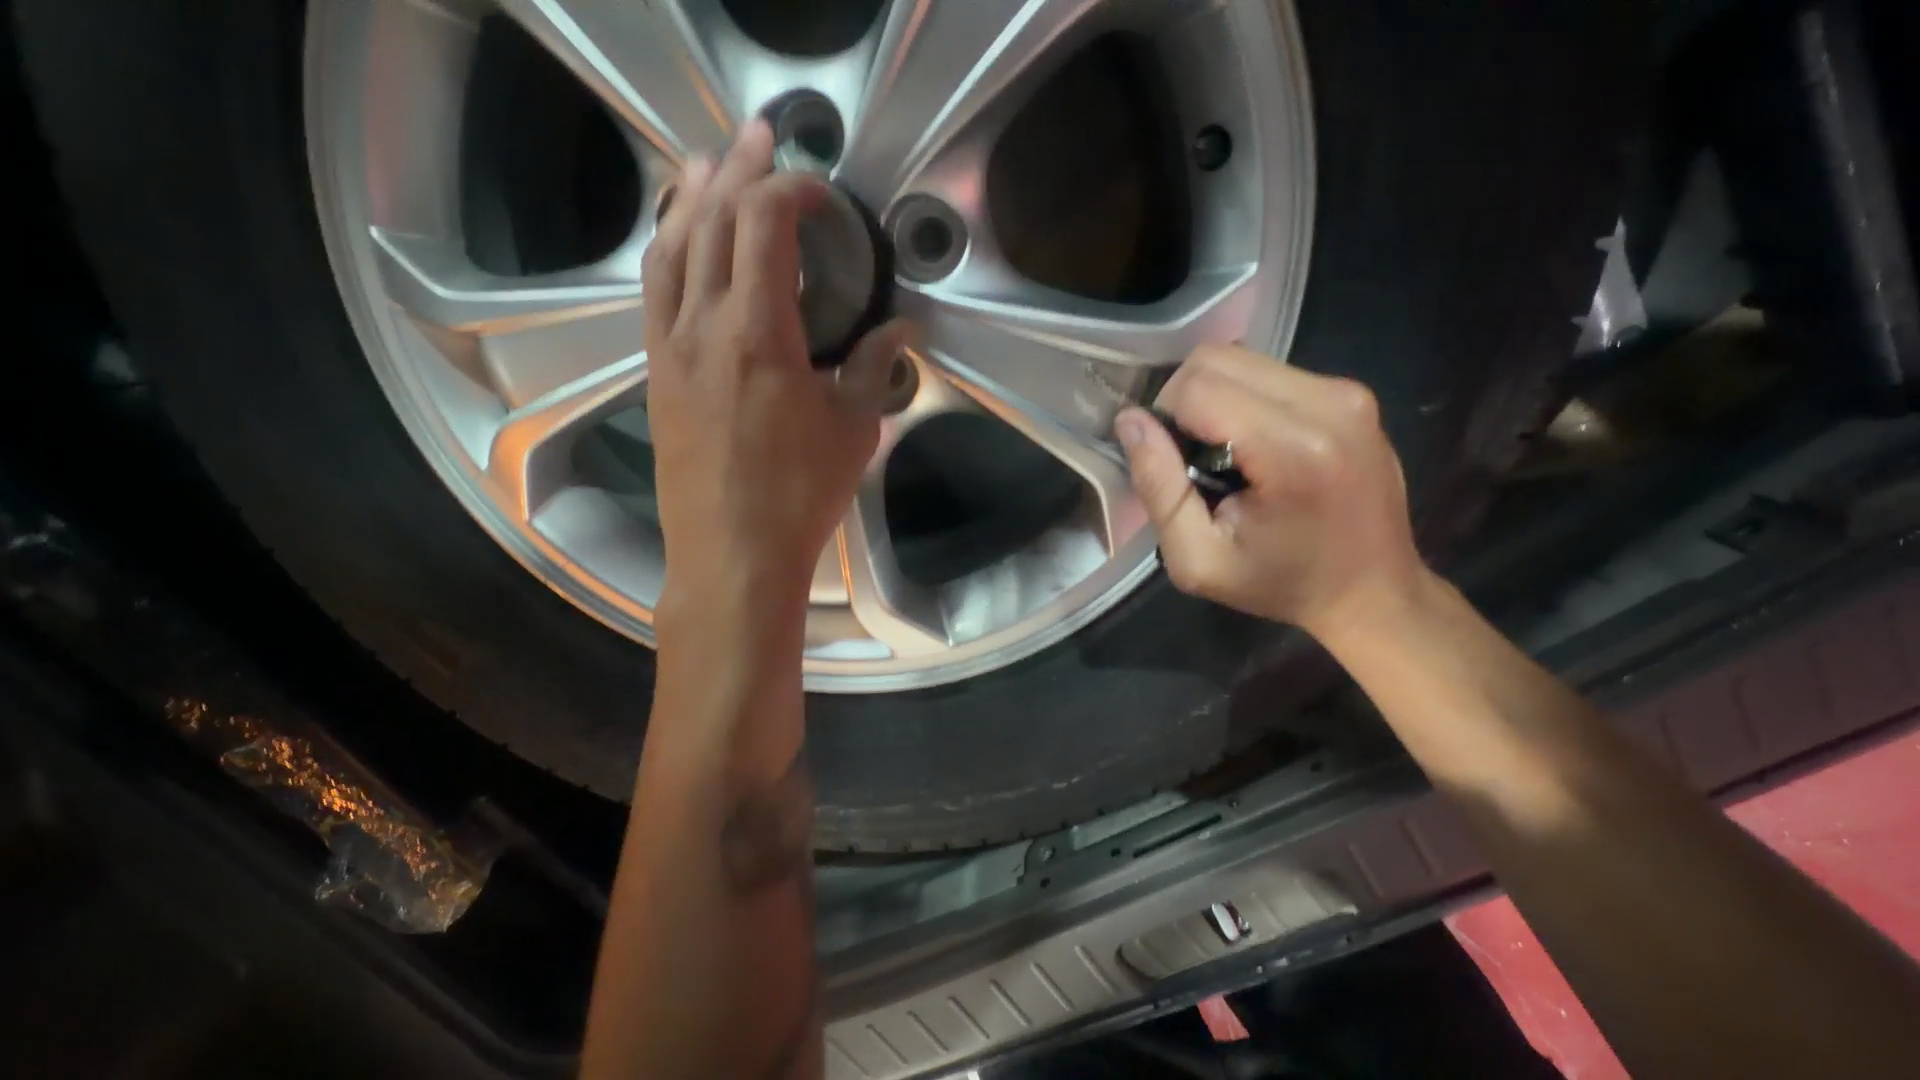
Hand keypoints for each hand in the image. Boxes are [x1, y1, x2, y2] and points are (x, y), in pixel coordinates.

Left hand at [643, 120, 911, 611]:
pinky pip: (654, 292)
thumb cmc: (797, 497)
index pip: (763, 226)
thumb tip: (900, 332)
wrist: (729, 557)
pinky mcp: (656, 375)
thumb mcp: (852, 429)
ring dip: (691, 199)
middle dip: (738, 170)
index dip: (790, 189)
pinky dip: (668, 250)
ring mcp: (669, 349)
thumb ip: (874, 369)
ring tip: (708, 165)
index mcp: (757, 333)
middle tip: (760, 138)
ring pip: (669, 249)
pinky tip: (679, 243)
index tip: (821, 191)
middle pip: (710, 222)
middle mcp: (702, 327)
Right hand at [1114, 345, 1427, 640]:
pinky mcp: (1352, 392)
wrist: (1372, 591)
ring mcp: (1346, 393)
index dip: (1165, 420)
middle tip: (1195, 459)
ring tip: (1228, 454)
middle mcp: (1327, 404)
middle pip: (1216, 359)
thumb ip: (1159, 489)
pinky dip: (1246, 400)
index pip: (1195, 388)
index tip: (1176, 468)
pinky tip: (1258, 447)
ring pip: (1242, 358)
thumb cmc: (1281, 584)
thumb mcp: (1199, 560)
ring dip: (1216, 399)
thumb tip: (1130, 420)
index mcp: (1294, 451)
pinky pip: (1271, 371)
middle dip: (1186, 402)